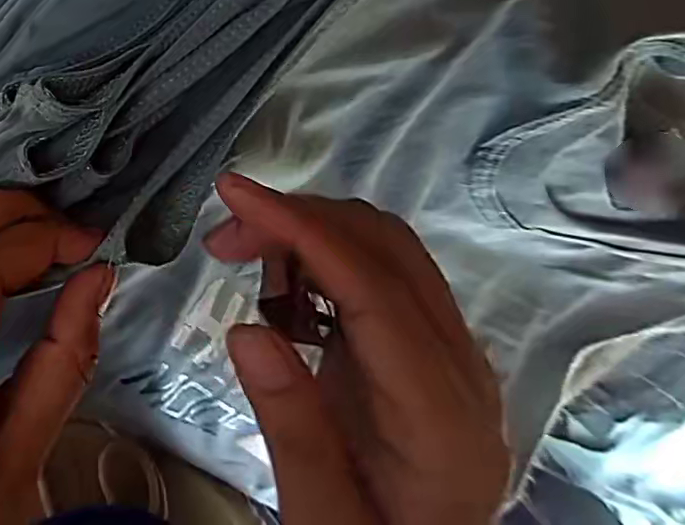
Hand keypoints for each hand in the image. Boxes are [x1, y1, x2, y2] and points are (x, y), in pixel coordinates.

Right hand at [207, 174, 509, 524]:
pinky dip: (320, 249)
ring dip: (306, 228)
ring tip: (243, 258)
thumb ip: (293, 433)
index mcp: (440, 417)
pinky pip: (377, 263)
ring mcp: (453, 352)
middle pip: (384, 249)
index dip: (301, 229)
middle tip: (222, 240)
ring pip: (383, 244)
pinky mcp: (431, 343)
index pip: (374, 290)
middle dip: (294, 219)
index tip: (233, 193)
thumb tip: (244, 331)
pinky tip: (283, 282)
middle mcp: (462, 370)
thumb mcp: (325, 520)